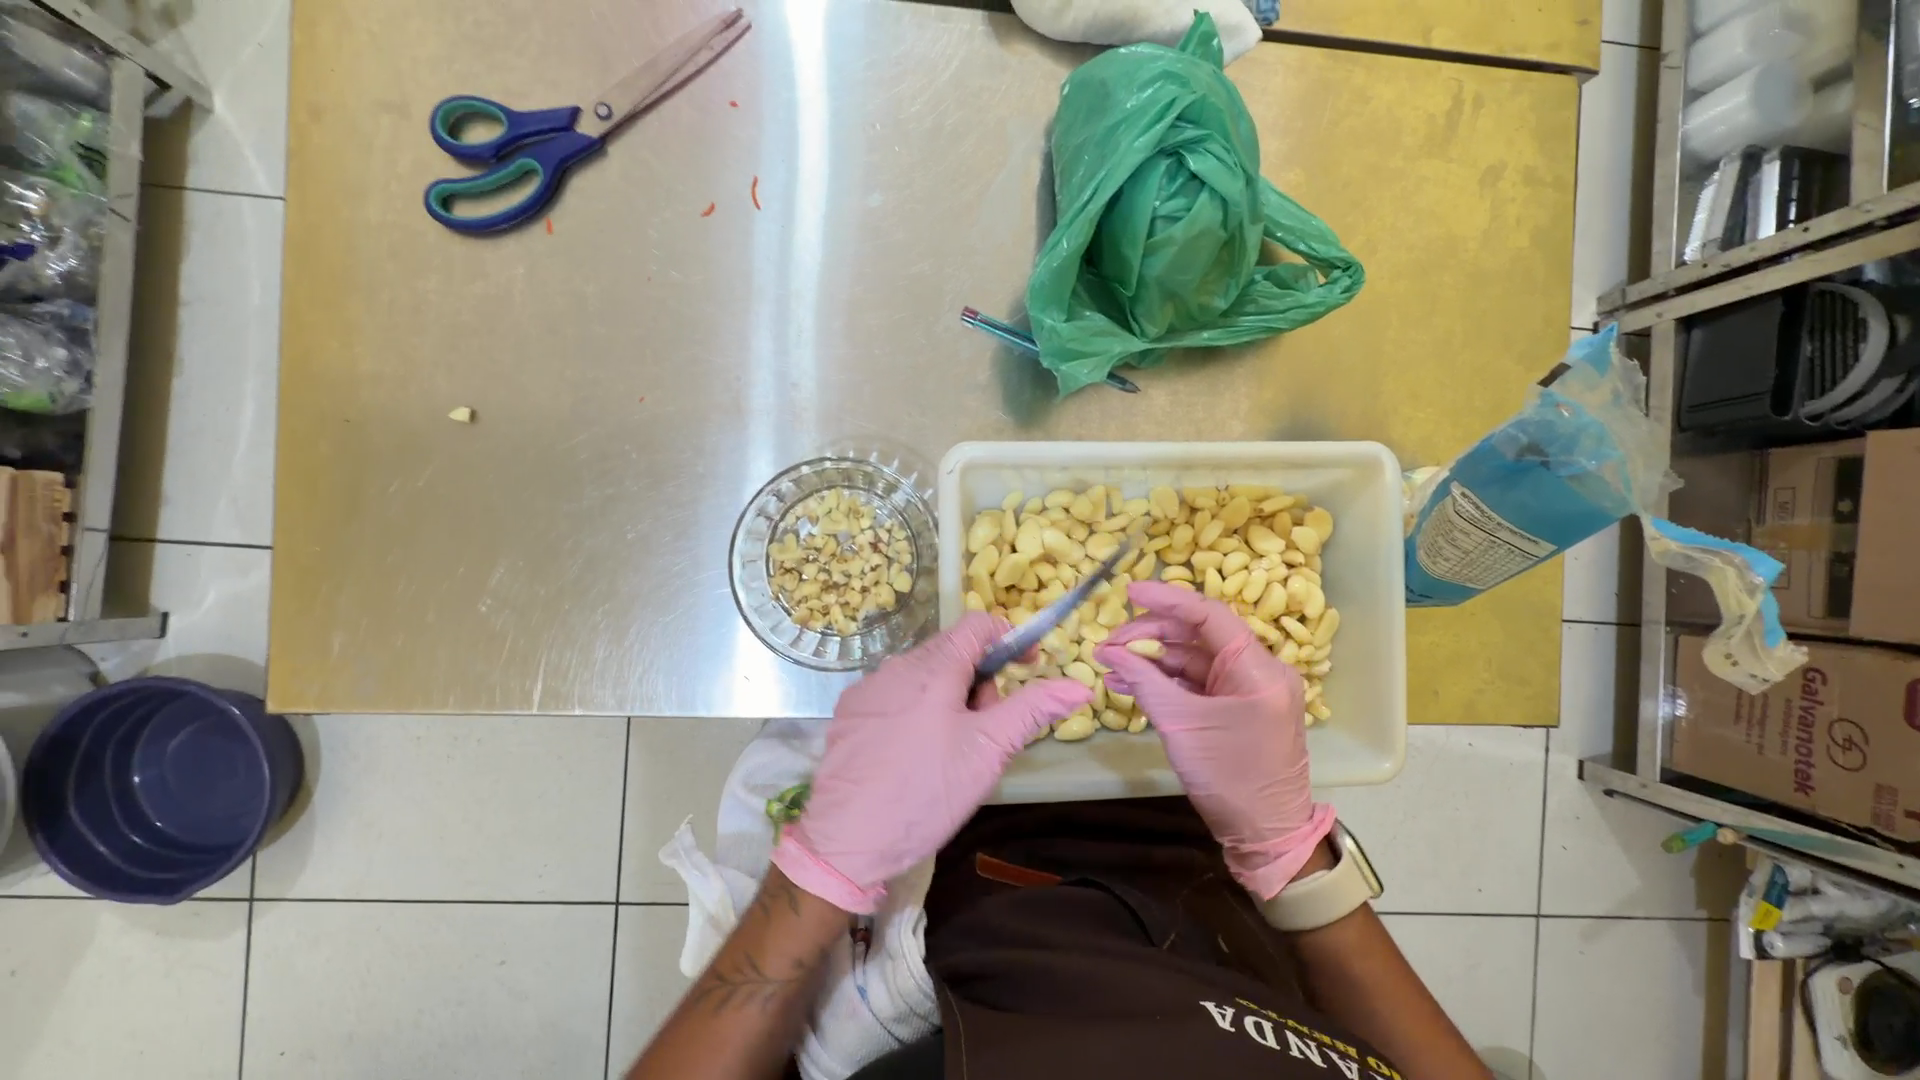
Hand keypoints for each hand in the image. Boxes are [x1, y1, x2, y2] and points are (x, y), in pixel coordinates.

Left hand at [771, 613, 1094, 912]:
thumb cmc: (927, 791)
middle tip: (985, 731)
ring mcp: (867, 689)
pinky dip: (914, 712)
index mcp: (934, 667)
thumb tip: (1080, 686)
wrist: (848, 840)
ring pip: (922, 676)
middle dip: (979, 681)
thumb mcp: (989, 751)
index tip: (1026, 668)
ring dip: (947, 697)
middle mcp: (896, 665)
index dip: (1009, 639)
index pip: (978, 623)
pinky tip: (913, 755)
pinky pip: (894, 696)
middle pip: (952, 651)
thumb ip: (1034, 709)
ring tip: (948, 750)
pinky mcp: (848, 714)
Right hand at [1095, 580, 1334, 898]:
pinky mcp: (1239, 708)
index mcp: (1257, 668)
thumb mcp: (1180, 725)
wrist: (1265, 835)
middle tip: (1109, 646)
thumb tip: (1109, 652)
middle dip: (1151, 636)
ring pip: (1195, 658)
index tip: (1128, 592)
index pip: (1207, 615)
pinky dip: (1167, 681)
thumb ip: (1145, 681)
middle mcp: (1259, 670)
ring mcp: (1250, 690)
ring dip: (1153, 660)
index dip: (1166, 599)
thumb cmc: (1228, 777)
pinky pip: (1199, 682)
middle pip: (1198, 635)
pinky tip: (1131, 683)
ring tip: (1111, 666)